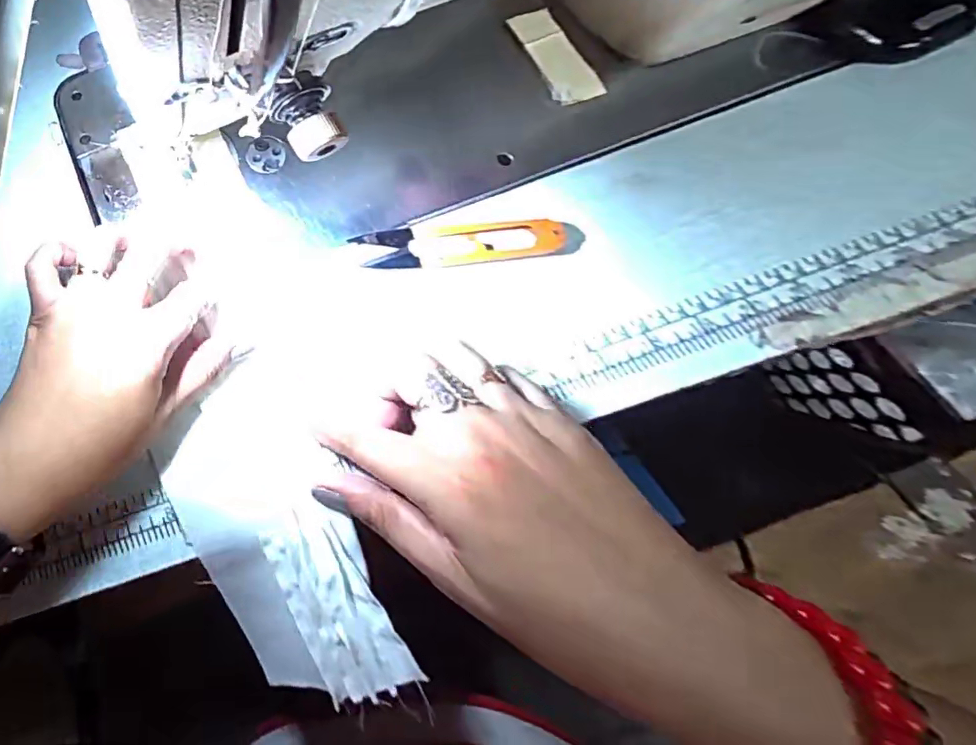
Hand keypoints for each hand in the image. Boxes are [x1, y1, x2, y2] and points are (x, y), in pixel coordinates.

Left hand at [0, 230, 233, 540]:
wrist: (29, 462)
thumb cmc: (101, 447)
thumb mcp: (160, 416)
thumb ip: (198, 372)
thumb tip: (231, 340)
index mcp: (148, 339)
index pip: (193, 296)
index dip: (208, 296)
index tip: (208, 307)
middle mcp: (113, 309)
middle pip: (151, 251)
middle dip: (176, 244)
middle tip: (186, 250)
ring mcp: (74, 304)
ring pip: (100, 246)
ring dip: (122, 238)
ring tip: (134, 246)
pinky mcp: (42, 308)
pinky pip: (43, 263)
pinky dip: (56, 249)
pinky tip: (74, 255)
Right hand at [315, 344, 859, 744]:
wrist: (664, 618)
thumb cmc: (548, 615)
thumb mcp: (456, 578)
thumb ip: (389, 518)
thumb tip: (330, 484)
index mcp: (442, 477)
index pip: (364, 436)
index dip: (330, 426)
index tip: (312, 421)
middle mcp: (473, 427)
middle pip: (404, 374)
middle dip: (380, 394)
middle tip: (387, 431)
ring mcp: (518, 413)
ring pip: (451, 357)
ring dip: (424, 371)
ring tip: (425, 406)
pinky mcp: (556, 412)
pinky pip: (501, 371)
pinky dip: (474, 375)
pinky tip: (477, 401)